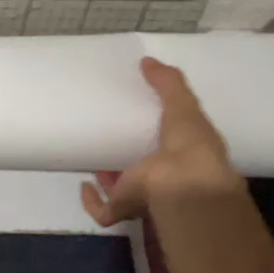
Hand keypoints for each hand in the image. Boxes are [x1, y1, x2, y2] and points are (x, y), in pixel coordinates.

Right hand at [81, 57, 242, 225]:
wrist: (182, 184)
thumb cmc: (190, 144)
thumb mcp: (183, 105)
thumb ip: (168, 83)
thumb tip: (147, 61)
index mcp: (186, 156)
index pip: (172, 146)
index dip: (159, 136)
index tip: (141, 122)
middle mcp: (165, 179)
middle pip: (144, 170)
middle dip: (129, 159)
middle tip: (112, 140)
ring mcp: (144, 196)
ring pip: (123, 192)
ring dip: (110, 179)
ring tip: (95, 160)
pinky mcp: (123, 207)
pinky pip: (102, 211)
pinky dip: (91, 201)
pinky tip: (83, 185)